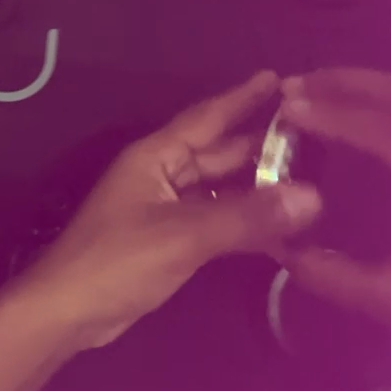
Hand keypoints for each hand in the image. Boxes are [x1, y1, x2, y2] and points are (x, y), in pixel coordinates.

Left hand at [7, 71, 323, 349]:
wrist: (69, 311)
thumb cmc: (117, 262)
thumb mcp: (183, 236)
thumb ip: (245, 217)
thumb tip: (313, 197)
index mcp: (156, 156)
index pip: (208, 118)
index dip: (243, 98)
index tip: (281, 78)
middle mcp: (162, 174)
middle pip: (219, 153)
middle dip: (264, 147)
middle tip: (321, 138)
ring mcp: (165, 207)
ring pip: (220, 187)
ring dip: (260, 186)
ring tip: (316, 180)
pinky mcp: (169, 238)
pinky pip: (215, 218)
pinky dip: (245, 219)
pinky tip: (282, 226)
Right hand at [274, 69, 390, 370]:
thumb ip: (332, 274)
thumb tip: (279, 246)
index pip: (390, 130)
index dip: (334, 115)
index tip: (287, 108)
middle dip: (346, 83)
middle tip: (292, 86)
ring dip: (365, 87)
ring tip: (315, 91)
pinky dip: (385, 100)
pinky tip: (356, 114)